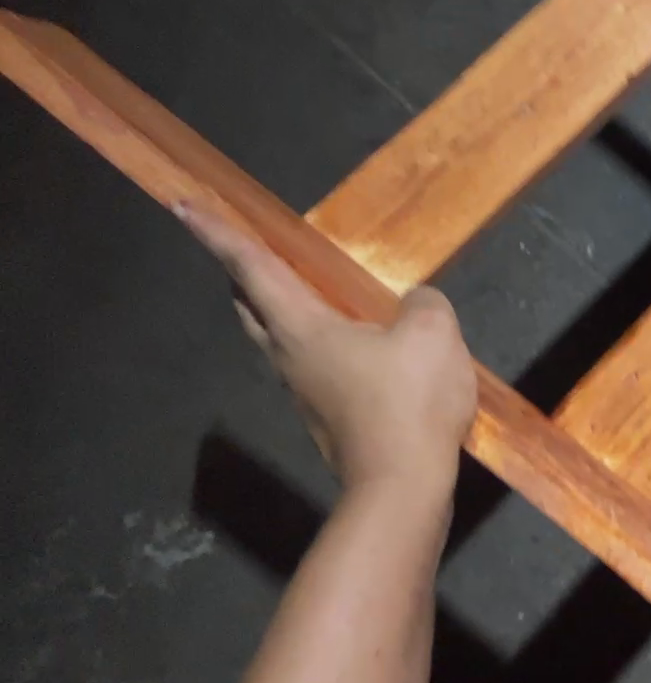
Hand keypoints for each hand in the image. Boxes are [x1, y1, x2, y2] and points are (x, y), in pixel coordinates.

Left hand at [177, 203, 477, 493]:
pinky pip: (313, 367)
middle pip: (251, 307)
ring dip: (281, 314)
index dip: (221, 234)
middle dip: (246, 277)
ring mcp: (304, 392)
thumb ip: (423, 304)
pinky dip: (322, 346)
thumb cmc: (409, 399)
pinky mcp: (326, 418)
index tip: (184, 204)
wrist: (403, 477)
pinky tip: (362, 354)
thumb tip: (414, 301)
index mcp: (303, 327)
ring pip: (277, 340)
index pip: (252, 269)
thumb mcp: (433, 335)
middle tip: (254, 256)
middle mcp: (289, 356)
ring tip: (313, 303)